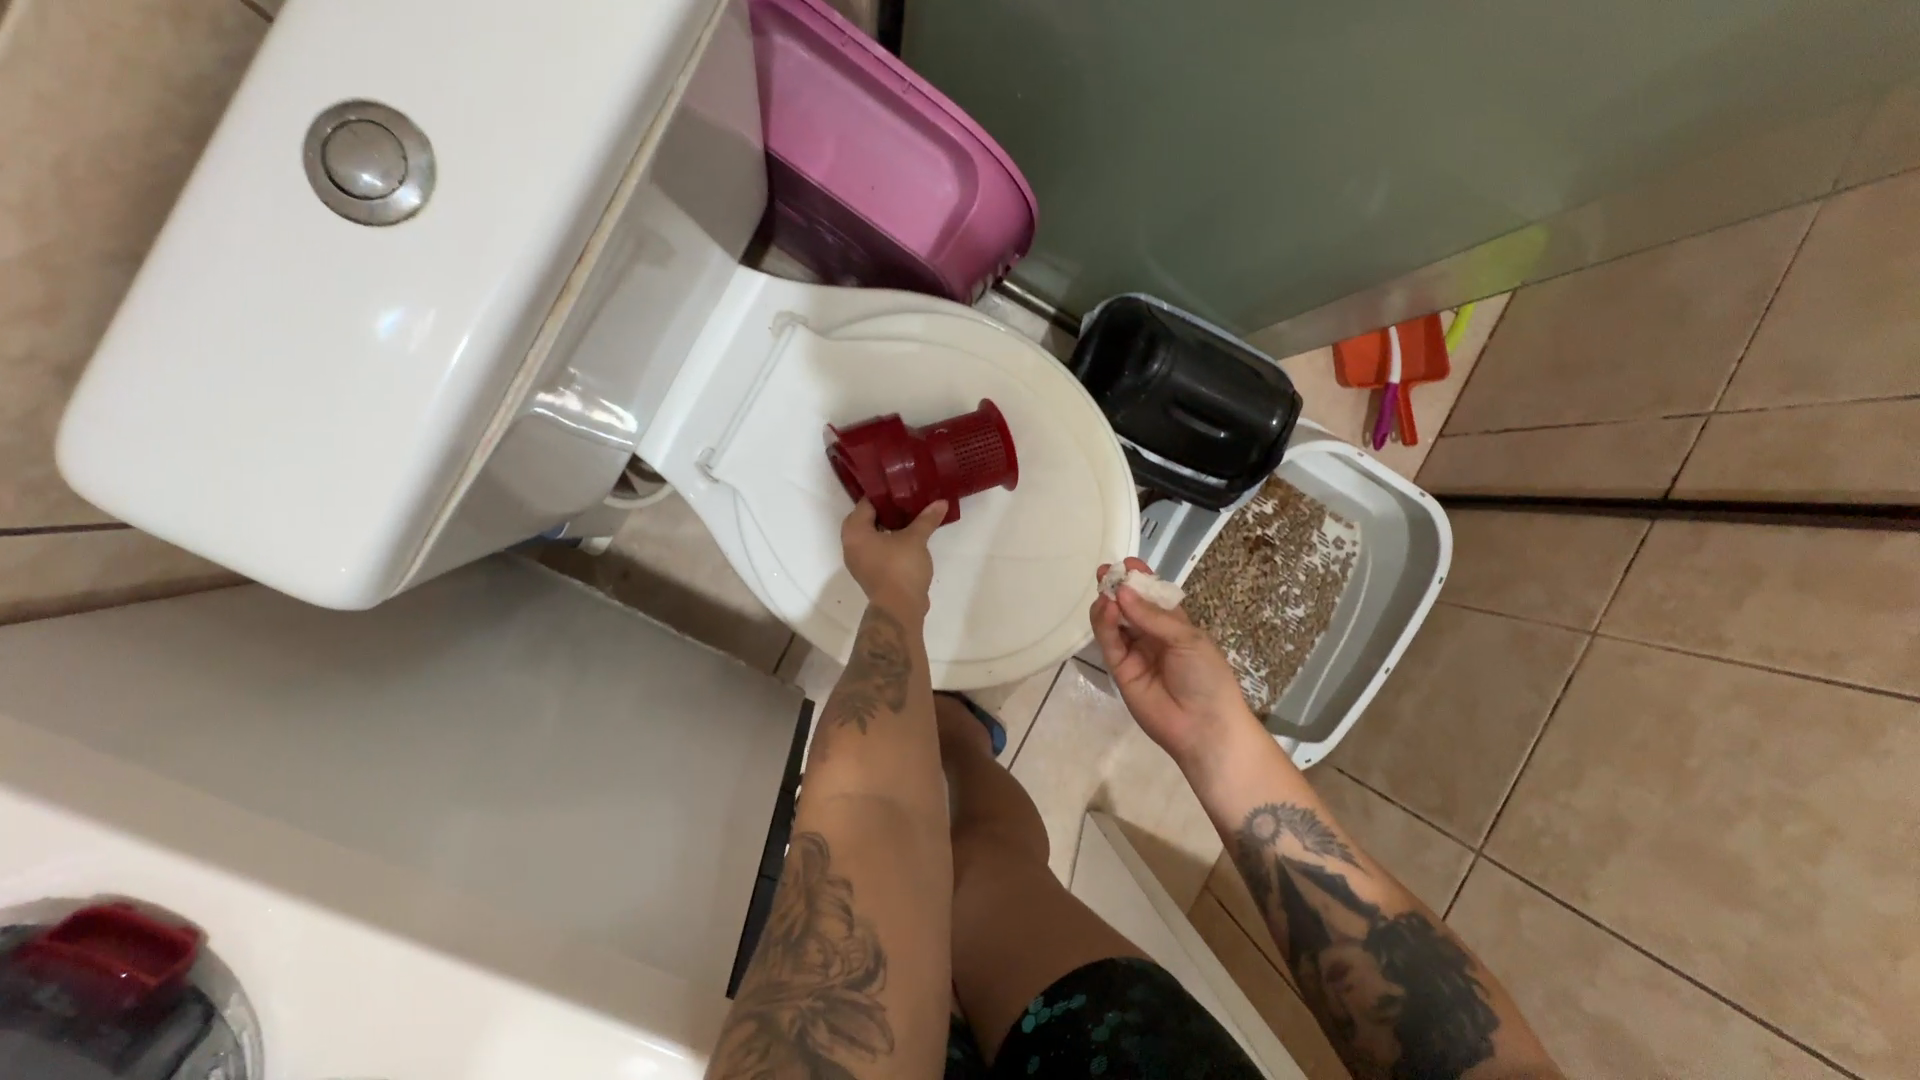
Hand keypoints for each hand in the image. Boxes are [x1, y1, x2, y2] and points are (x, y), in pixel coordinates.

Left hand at [841, 499, 946, 616]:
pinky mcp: (871, 574)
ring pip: (873, 536)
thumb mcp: (915, 539)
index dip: (884, 493)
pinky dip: (890, 542)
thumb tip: (942, 502)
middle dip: (888, 510)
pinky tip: (909, 538)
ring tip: (911, 516)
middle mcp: (851, 545)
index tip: (901, 486)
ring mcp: (859, 562)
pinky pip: (878, 550)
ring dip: (889, 527)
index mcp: (855, 532)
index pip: (866, 503)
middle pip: (868, 519)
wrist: (899, 608)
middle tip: (908, 499)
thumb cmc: (900, 568)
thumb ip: (926, 519)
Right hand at [1089, 557, 1258, 766]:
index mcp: (1175, 626)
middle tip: (1106, 571)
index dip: (1140, 580)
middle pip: (1129, 607)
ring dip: (1109, 605)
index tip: (1127, 563)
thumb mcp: (1188, 639)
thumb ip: (1153, 617)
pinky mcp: (1120, 670)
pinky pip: (1109, 643)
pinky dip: (1105, 625)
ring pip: (1114, 623)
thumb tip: (1123, 593)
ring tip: (1107, 592)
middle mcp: (1152, 636)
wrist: (1204, 726)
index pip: (1153, 597)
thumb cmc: (1207, 678)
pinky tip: (1107, 609)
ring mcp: (1134, 653)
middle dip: (1118, 588)